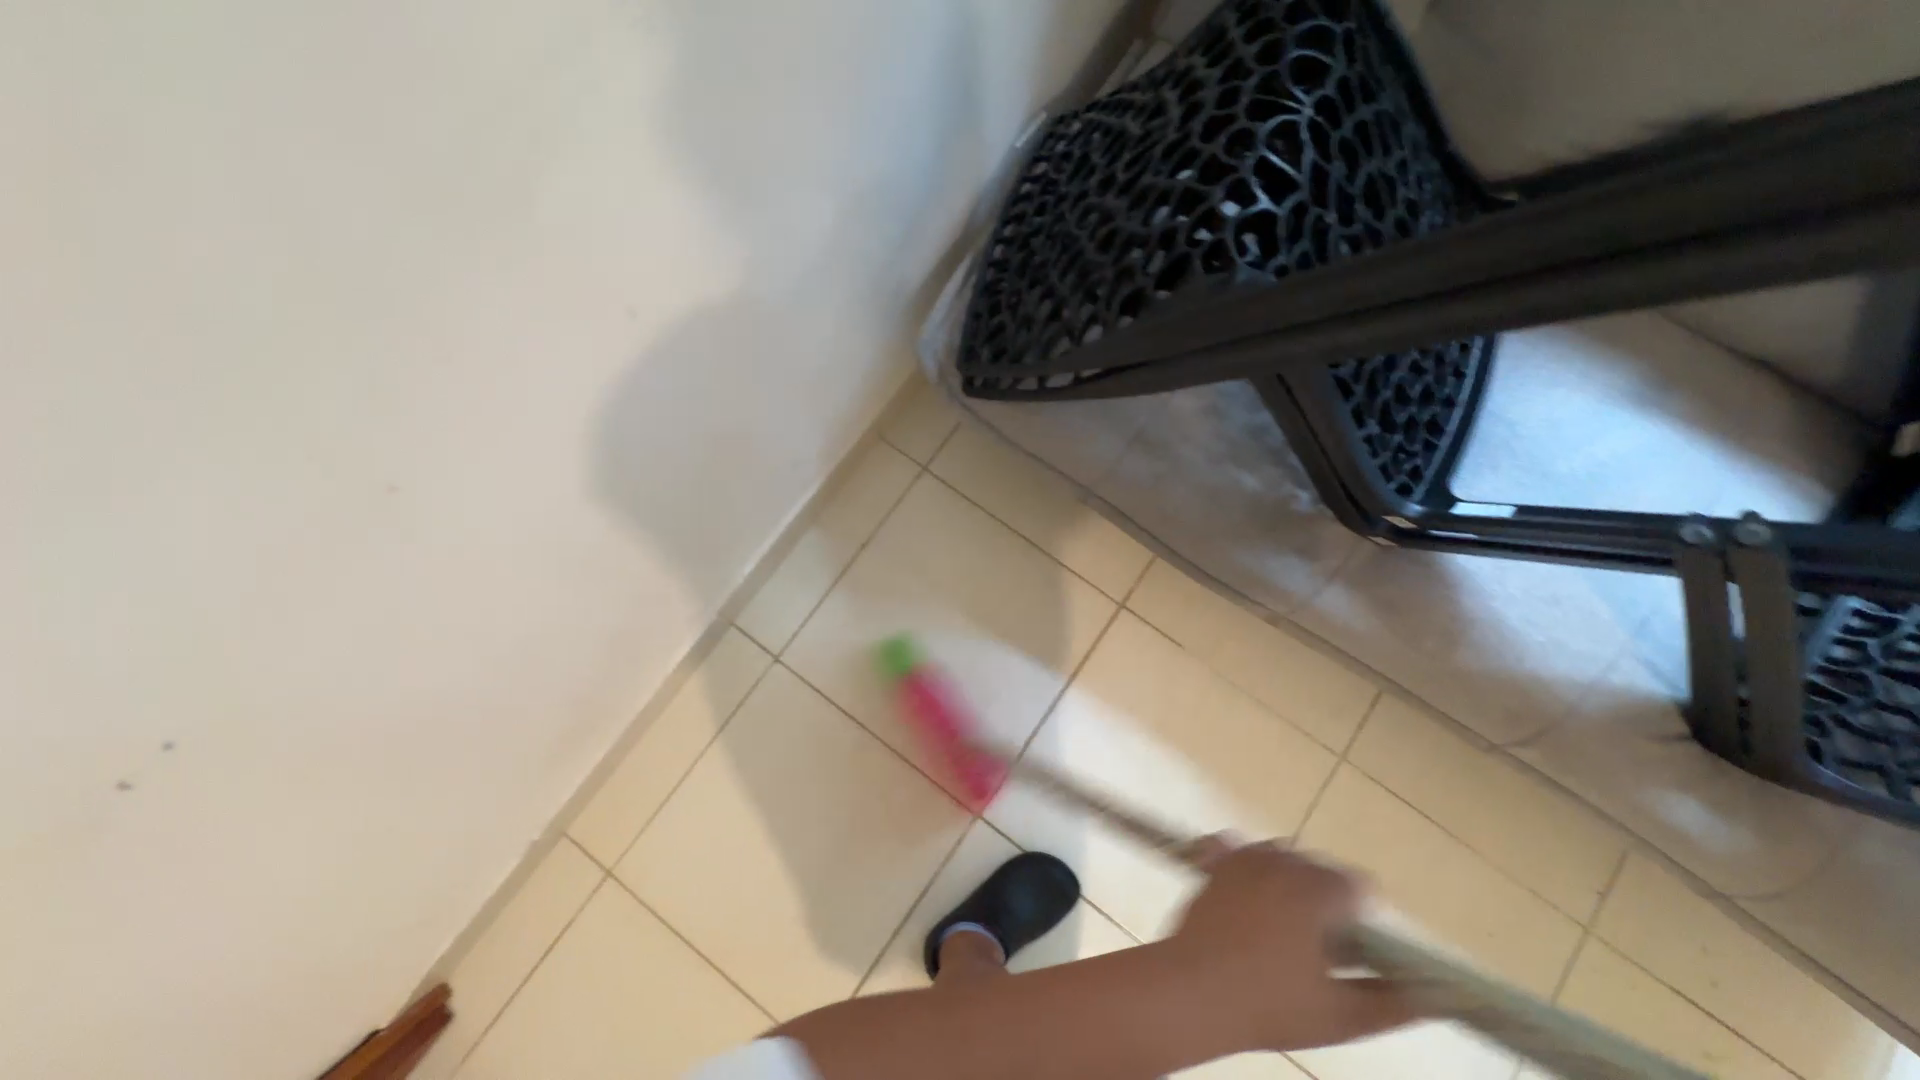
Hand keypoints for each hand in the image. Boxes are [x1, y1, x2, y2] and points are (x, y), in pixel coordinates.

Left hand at [1168, 838, 1420, 1051]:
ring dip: (1288, 881)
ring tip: (1280, 927)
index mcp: (1317, 892)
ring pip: (1281, 856)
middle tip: (1315, 946)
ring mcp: (1242, 860)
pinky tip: (1242, 886)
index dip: (1362, 918)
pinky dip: (1243, 861)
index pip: (1360, 886)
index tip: (1350, 951)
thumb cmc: (1268, 1005)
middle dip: (1326, 899)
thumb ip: (1393, 1003)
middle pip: (1320, 869)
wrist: (1190, 991)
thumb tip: (1438, 996)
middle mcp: (1282, 863)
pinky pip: (1234, 848)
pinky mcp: (1211, 866)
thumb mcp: (1340, 1016)